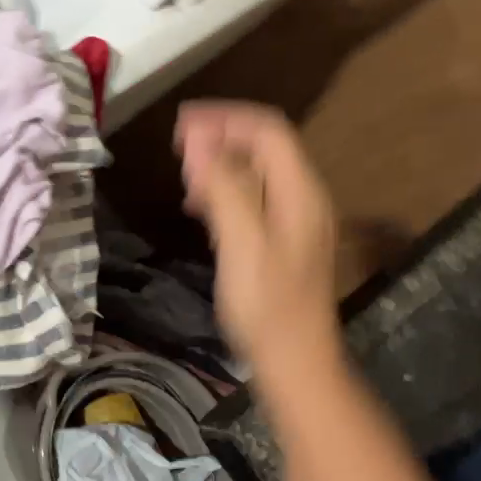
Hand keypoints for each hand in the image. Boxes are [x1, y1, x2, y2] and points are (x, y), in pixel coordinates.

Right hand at [174, 101, 340, 366]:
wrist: (294, 361)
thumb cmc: (267, 304)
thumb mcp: (242, 241)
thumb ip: (224, 187)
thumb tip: (199, 141)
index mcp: (300, 193)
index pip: (267, 131)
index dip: (224, 119)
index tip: (180, 126)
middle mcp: (303, 198)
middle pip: (263, 146)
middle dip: (219, 137)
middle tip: (177, 149)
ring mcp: (294, 220)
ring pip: (255, 170)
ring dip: (218, 162)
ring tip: (184, 175)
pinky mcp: (281, 239)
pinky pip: (252, 195)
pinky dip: (223, 188)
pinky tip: (199, 206)